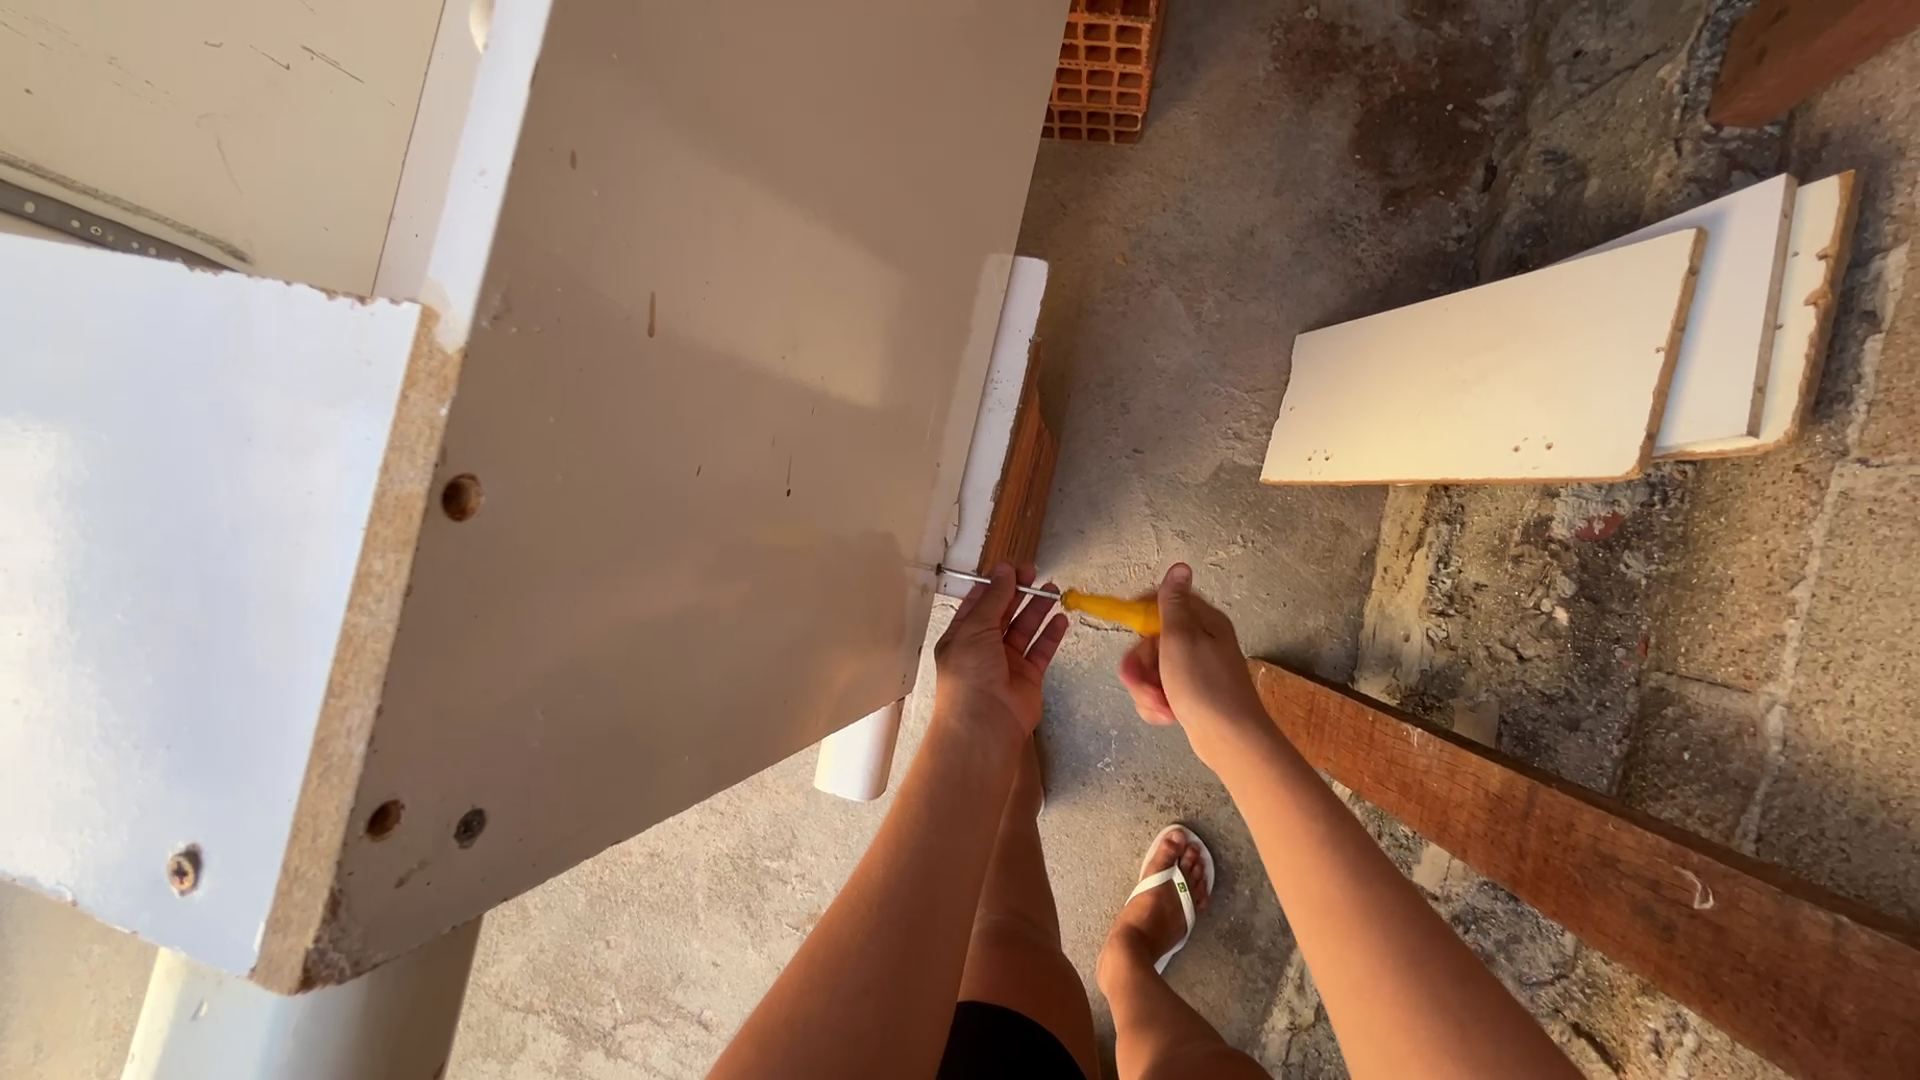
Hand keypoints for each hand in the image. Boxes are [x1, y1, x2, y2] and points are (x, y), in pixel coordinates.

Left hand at [933, 563, 1069, 742]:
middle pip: (1003, 613)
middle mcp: (983, 647)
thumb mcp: (975, 628)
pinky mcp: (1027, 676)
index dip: (995, 584)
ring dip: (1037, 609)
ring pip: (1024, 629)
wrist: (985, 724)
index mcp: (962, 635)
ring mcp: (1006, 662)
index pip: (979, 603)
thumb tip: (1004, 570)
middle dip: (1018, 592)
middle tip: (1034, 574)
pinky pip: (1041, 650)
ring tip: (1052, 590)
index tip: (1013, 568)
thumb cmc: (970, 675)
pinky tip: (1060, 618)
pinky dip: (1051, 634)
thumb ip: (994, 598)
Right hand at [1117, 564, 1270, 761]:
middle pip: (1151, 640)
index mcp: (1202, 622)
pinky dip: (1157, 704)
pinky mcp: (1189, 695)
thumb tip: (1180, 566)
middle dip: (1141, 665)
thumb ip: (1173, 603)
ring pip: (1151, 669)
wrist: (1229, 740)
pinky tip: (1167, 716)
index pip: (1164, 601)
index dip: (1141, 614)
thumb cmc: (1203, 686)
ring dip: (1147, 688)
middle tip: (1141, 683)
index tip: (1130, 631)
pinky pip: (1160, 691)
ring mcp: (1194, 670)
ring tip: (1159, 706)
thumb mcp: (1181, 639)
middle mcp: (1200, 642)